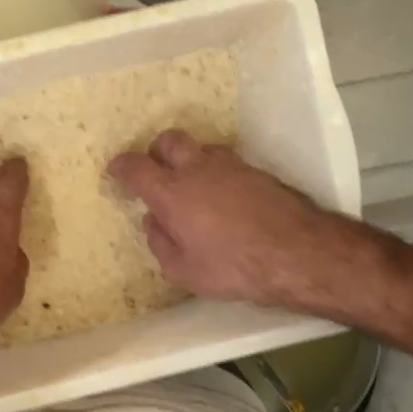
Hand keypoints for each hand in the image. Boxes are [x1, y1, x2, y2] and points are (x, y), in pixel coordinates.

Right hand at [109, 130, 381, 318]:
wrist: (297, 252)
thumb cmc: (232, 266)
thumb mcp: (182, 270)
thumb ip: (161, 242)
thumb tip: (155, 222)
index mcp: (172, 192)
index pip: (136, 167)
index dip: (121, 166)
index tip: (115, 171)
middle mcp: (198, 169)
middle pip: (169, 141)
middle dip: (156, 152)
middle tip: (156, 172)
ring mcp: (231, 166)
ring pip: (201, 149)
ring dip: (190, 161)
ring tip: (192, 187)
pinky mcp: (257, 172)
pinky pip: (226, 164)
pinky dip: (216, 174)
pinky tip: (223, 198)